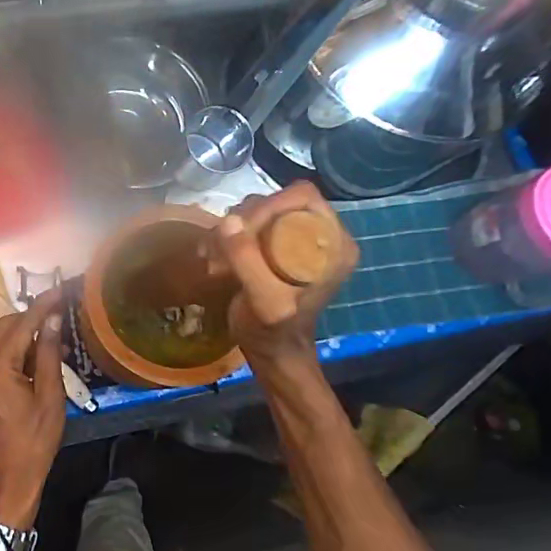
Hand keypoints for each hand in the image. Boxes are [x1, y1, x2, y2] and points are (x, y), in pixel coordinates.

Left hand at [0, 289, 66, 530]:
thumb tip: (52, 320)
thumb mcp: (50, 398)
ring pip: (0, 342)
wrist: (8, 479)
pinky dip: (16, 352)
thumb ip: (48, 355)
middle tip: (62, 315)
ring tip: (56, 340)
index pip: (20, 325)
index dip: (42, 305)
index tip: (61, 290)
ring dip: (25, 335)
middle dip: (32, 318)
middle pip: (6, 328)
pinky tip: (38, 359)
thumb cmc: (34, 442)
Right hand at [206, 182, 358, 365]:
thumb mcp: (264, 301)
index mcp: (334, 244)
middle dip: (244, 220)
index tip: (241, 229)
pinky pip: (249, 226)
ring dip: (231, 230)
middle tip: (222, 247)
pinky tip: (217, 259)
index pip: (301, 197)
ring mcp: (298, 240)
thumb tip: (228, 220)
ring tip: (216, 258)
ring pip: (259, 211)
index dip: (269, 205)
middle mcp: (321, 236)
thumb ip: (248, 261)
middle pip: (277, 201)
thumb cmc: (273, 330)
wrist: (272, 352)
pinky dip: (228, 238)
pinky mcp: (278, 247)